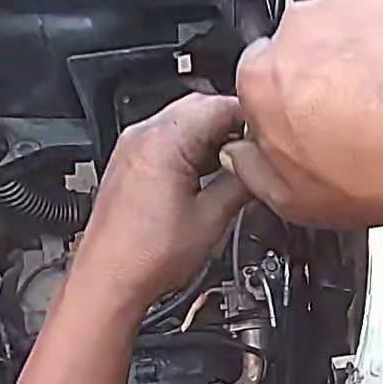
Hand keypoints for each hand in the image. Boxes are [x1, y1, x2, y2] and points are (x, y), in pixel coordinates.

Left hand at [76, 93, 251, 308]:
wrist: (111, 278)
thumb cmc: (147, 256)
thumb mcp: (211, 220)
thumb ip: (241, 186)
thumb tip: (262, 172)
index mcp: (164, 141)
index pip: (219, 105)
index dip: (252, 119)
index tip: (272, 138)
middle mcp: (143, 135)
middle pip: (200, 107)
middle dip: (233, 126)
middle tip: (258, 153)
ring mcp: (132, 147)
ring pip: (184, 122)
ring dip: (214, 139)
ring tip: (236, 168)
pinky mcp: (130, 163)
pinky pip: (168, 141)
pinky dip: (193, 150)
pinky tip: (209, 176)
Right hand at [223, 0, 382, 227]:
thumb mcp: (299, 203)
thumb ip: (256, 173)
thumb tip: (243, 158)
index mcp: (263, 83)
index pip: (258, 87)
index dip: (287, 111)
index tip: (310, 129)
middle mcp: (297, 30)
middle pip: (301, 50)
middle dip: (324, 80)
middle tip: (361, 119)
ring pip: (345, 23)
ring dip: (363, 52)